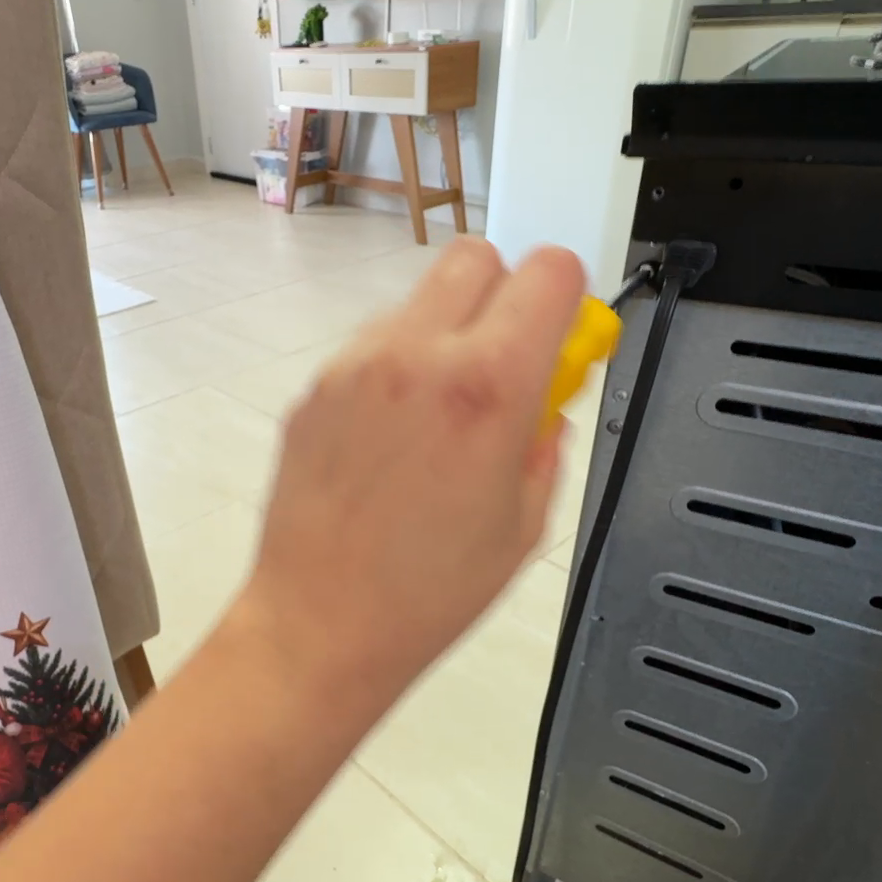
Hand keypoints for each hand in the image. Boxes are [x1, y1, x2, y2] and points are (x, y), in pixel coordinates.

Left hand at [234, 240, 584, 708]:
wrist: (319, 623)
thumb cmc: (422, 594)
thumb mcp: (522, 525)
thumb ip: (545, 443)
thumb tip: (547, 404)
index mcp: (486, 387)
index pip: (549, 271)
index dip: (567, 295)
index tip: (562, 330)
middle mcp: (415, 357)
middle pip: (476, 257)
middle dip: (503, 296)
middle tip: (502, 362)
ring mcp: (353, 368)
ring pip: (417, 300)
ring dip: (443, 333)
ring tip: (438, 414)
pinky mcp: (314, 390)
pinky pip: (369, 346)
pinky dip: (393, 367)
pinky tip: (391, 434)